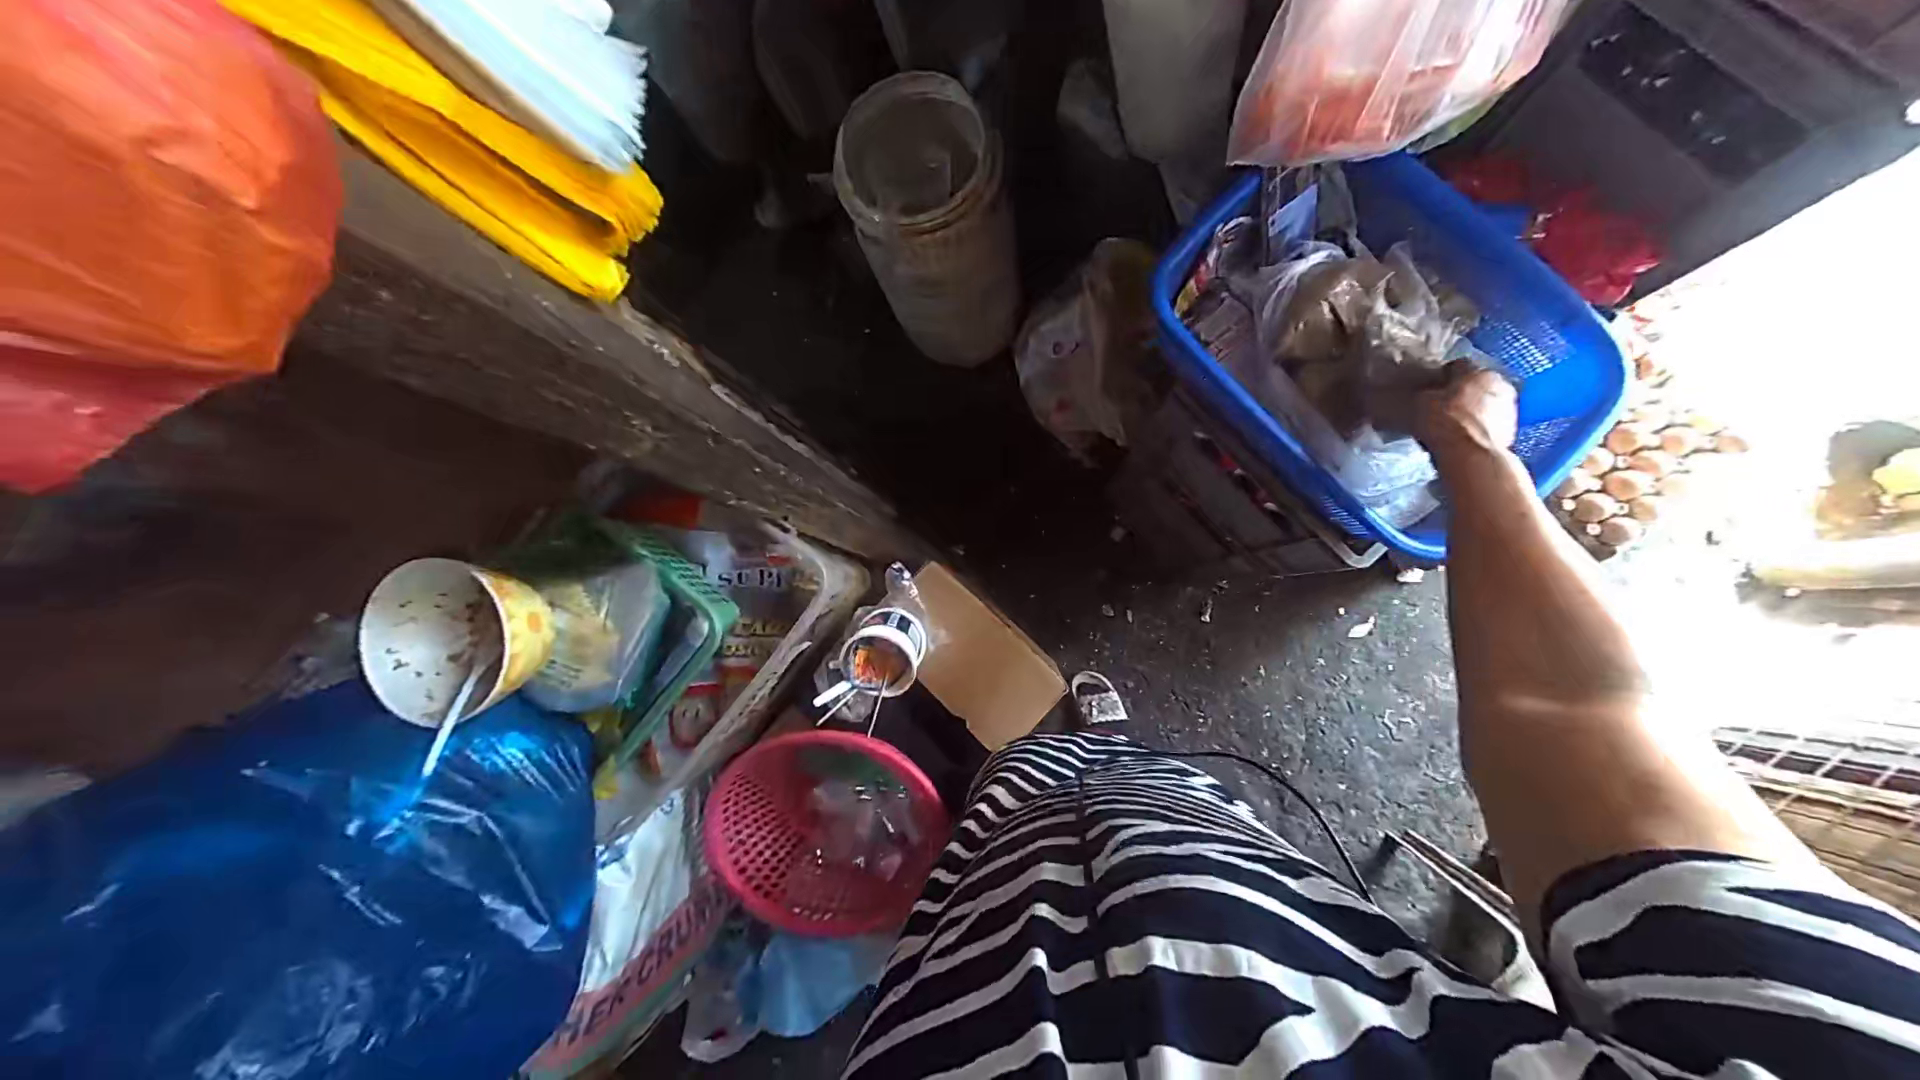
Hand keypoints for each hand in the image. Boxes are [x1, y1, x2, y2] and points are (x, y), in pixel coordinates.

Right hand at [1413, 361, 1517, 463]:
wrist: (1470, 454)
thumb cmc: (1444, 421)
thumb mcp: (1420, 403)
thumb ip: (1423, 394)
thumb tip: (1422, 394)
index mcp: (1478, 372)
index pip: (1457, 366)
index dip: (1441, 377)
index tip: (1430, 388)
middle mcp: (1500, 384)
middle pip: (1476, 385)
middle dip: (1462, 393)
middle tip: (1442, 406)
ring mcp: (1510, 407)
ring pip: (1486, 403)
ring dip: (1474, 410)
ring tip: (1454, 424)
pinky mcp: (1512, 429)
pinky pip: (1491, 422)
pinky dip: (1480, 426)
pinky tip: (1465, 436)